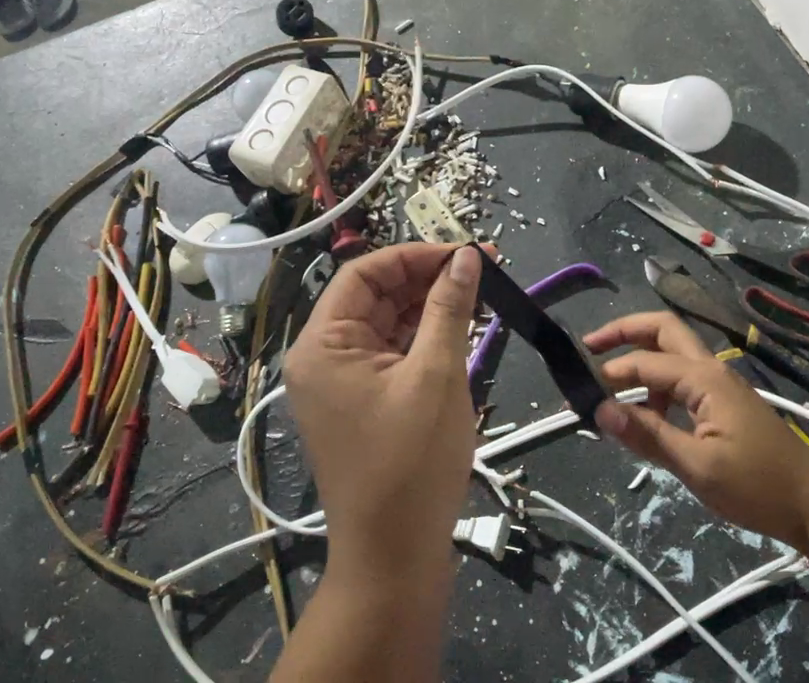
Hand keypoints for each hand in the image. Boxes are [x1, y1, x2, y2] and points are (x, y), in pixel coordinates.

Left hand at [284, 243, 483, 574]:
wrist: (394, 555)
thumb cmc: (411, 463)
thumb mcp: (437, 376)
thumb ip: (450, 309)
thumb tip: (468, 257)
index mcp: (323, 344)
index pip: (365, 273)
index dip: (417, 255)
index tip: (468, 253)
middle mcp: (323, 356)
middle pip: (375, 295)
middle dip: (428, 278)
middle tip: (485, 270)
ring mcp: (342, 382)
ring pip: (387, 323)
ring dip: (430, 306)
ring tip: (481, 294)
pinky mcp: (363, 403)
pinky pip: (392, 353)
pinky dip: (425, 337)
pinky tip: (462, 327)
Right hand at [585, 310, 808, 551]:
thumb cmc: (758, 487)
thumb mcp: (697, 467)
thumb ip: (648, 435)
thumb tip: (600, 410)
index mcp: (705, 379)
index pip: (645, 363)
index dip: (610, 373)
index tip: (577, 390)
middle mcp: (712, 369)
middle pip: (664, 329)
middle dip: (625, 331)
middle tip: (589, 346)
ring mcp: (722, 385)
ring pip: (674, 353)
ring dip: (641, 359)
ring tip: (611, 391)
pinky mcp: (726, 403)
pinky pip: (684, 379)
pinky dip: (658, 385)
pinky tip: (647, 416)